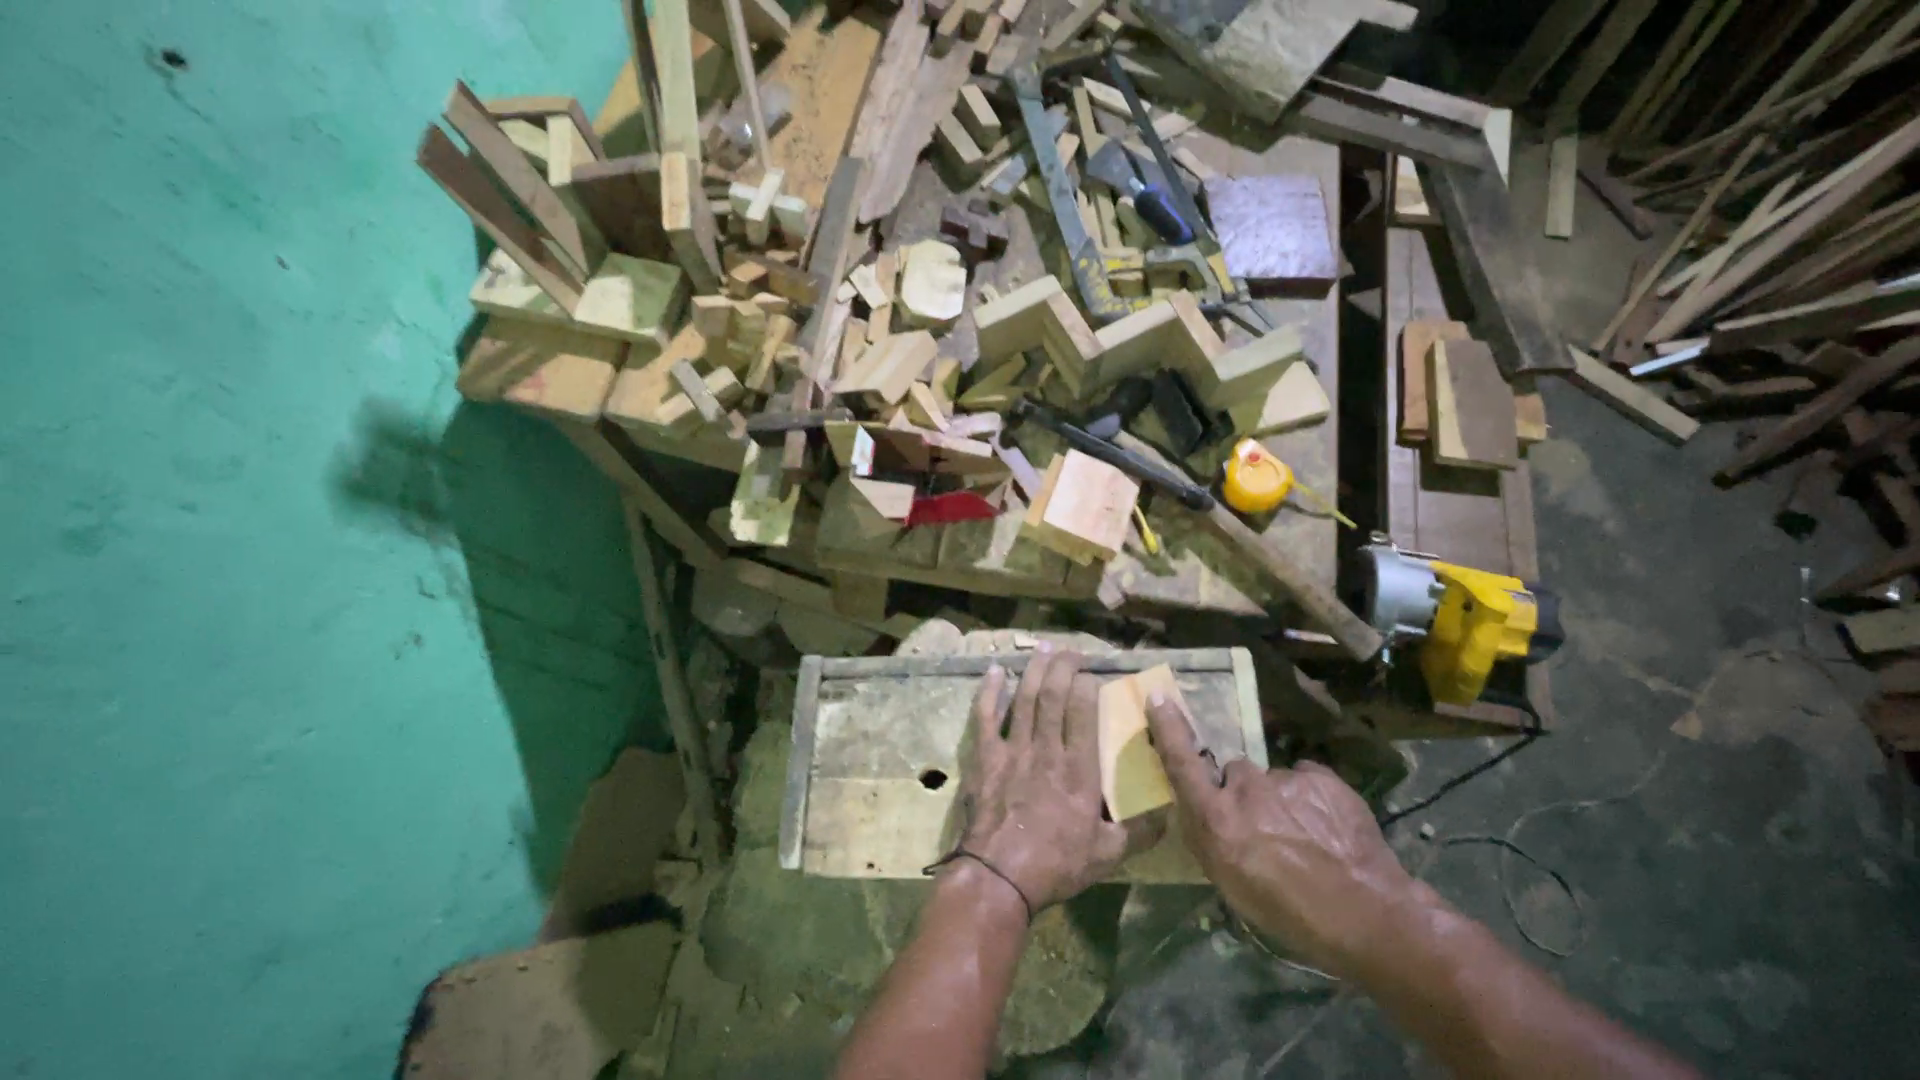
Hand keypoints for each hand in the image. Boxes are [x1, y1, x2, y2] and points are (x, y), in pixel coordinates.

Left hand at [956, 647, 1163, 911]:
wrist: (998, 876)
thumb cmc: (1056, 865)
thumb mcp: (1109, 853)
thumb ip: (1140, 830)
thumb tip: (1168, 811)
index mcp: (1079, 768)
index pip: (1084, 711)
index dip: (1088, 685)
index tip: (1093, 674)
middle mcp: (1047, 749)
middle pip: (1054, 696)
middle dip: (1064, 667)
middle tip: (1071, 652)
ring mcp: (1013, 750)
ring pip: (1025, 699)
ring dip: (1035, 670)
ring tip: (1043, 649)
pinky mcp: (985, 758)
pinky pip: (986, 717)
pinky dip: (990, 692)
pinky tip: (996, 672)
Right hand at [1146, 693, 1427, 977]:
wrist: (1367, 914)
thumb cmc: (1289, 913)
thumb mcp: (1230, 885)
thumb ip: (1210, 839)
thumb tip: (1201, 814)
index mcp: (1217, 818)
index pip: (1181, 762)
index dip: (1168, 728)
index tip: (1159, 697)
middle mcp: (1246, 789)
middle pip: (1234, 775)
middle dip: (1241, 793)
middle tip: (1263, 829)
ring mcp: (1287, 778)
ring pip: (1273, 781)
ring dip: (1280, 801)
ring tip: (1305, 838)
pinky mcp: (1322, 777)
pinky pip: (1306, 780)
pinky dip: (1311, 800)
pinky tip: (1327, 831)